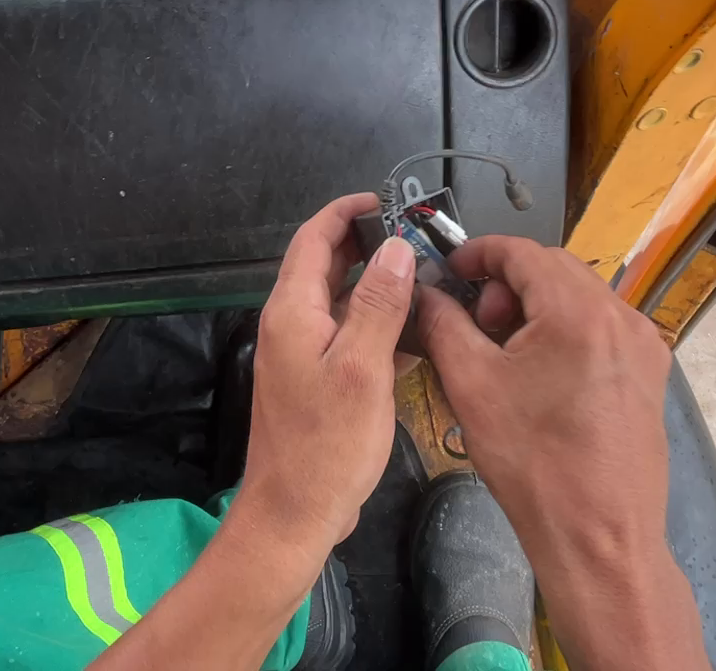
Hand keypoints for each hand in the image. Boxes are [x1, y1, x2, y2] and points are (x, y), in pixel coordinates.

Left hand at [237, 192, 415, 561]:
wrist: (294, 513)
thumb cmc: (326, 442)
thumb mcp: (360, 367)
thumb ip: (377, 304)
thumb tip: (395, 248)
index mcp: (292, 309)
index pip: (313, 239)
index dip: (344, 212)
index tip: (384, 201)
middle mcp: (292, 322)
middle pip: (325, 265)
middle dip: (365, 243)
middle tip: (413, 237)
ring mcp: (303, 351)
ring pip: (340, 300)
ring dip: (375, 284)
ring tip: (423, 276)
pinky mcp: (318, 377)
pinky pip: (348, 334)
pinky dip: (376, 323)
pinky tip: (414, 330)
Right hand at [417, 236, 707, 670]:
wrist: (600, 540)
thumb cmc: (531, 460)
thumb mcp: (470, 383)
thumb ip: (442, 322)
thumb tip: (425, 291)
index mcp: (579, 311)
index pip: (522, 251)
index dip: (479, 253)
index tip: (449, 271)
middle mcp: (622, 316)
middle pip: (553, 268)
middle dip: (506, 281)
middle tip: (476, 320)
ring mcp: (644, 345)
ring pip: (578, 294)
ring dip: (534, 303)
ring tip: (504, 347)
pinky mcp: (651, 373)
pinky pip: (599, 324)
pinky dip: (563, 326)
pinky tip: (540, 368)